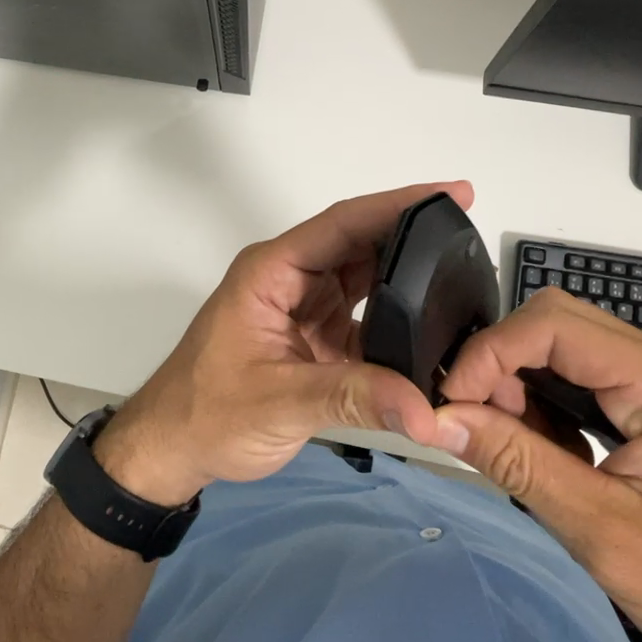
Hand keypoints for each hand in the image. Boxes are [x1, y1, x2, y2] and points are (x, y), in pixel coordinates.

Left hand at [90, 183, 463, 506]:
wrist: (173, 448)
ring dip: (408, 280)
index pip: (342, 224)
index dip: (396, 205)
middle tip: (468, 236)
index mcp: (272, 272)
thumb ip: (353, 398)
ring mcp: (303, 307)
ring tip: (462, 277)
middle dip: (412, 238)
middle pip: (359, 245)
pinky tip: (431, 329)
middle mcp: (290, 279)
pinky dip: (396, 322)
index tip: (449, 193)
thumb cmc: (208, 413)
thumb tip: (426, 409)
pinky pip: (364, 318)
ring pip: (364, 280)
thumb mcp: (280, 402)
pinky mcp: (314, 337)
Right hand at [433, 290, 641, 641]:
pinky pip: (598, 392)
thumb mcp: (607, 535)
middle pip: (561, 327)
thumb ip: (517, 464)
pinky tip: (552, 461)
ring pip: (575, 358)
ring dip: (527, 391)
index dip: (487, 352)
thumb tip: (441, 419)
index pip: (551, 323)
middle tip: (476, 427)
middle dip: (503, 367)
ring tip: (512, 451)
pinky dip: (557, 414)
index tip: (449, 405)